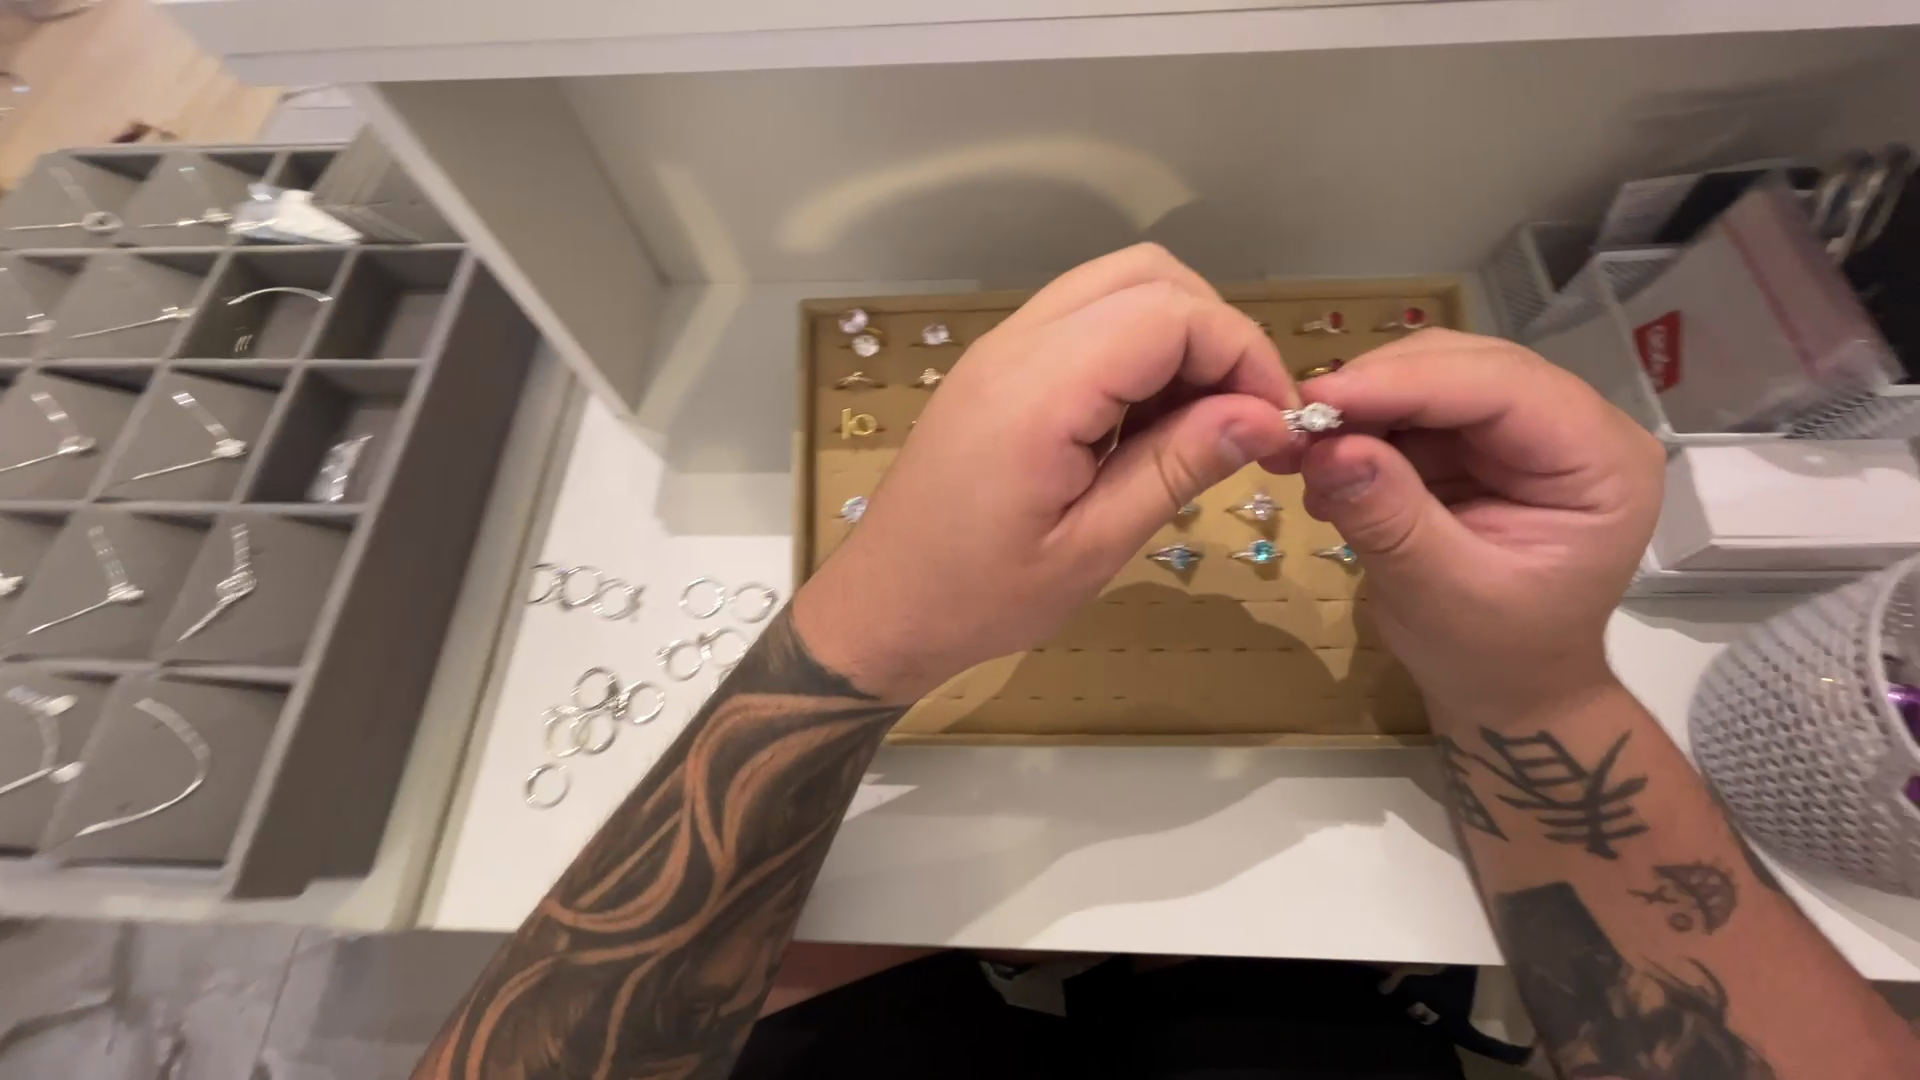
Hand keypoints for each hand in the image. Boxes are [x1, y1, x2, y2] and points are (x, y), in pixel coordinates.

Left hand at [795, 244, 1304, 700]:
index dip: (1242, 353)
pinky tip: (1138, 420)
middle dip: (1212, 332)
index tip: (1274, 423)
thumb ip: (1177, 466)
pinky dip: (1129, 350)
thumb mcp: (1092, 547)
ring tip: (1193, 422)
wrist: (884, 606)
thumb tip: (1264, 416)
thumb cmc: (981, 597)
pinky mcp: (992, 370)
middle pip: (1145, 277)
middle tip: (1237, 416)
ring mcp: (997, 351)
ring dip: (1172, 337)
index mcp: (1039, 390)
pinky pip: (1078, 324)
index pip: (1170, 314)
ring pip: (1111, 290)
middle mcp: (1014, 346)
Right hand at [1293, 330, 1663, 728]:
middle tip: (1294, 425)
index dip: (1406, 383)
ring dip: (1356, 408)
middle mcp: (1568, 429)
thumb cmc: (1489, 652)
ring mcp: (1516, 434)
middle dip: (1375, 388)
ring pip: (1427, 380)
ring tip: (1298, 453)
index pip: (1504, 389)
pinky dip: (1355, 432)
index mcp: (1598, 462)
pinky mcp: (1470, 447)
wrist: (1500, 686)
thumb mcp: (1438, 592)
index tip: (1316, 400)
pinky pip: (1403, 414)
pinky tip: (1322, 470)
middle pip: (1465, 366)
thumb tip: (1325, 449)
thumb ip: (1388, 517)